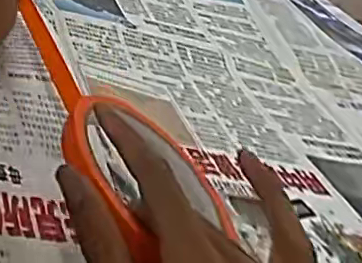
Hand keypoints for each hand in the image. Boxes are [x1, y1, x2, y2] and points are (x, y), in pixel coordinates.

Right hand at [58, 111, 314, 262]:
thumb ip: (101, 240)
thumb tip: (70, 177)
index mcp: (192, 257)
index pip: (155, 179)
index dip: (127, 141)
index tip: (103, 114)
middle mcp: (233, 260)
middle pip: (181, 208)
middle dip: (142, 202)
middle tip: (114, 204)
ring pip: (220, 229)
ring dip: (183, 213)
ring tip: (156, 206)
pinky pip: (291, 240)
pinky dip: (272, 199)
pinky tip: (251, 163)